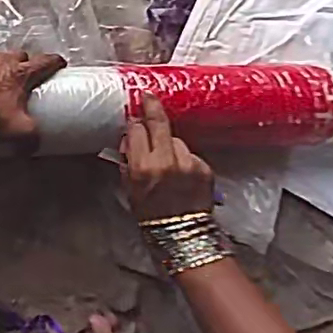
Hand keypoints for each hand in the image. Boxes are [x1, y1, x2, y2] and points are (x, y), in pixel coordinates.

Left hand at [0, 50, 66, 142]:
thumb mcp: (19, 132)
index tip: (58, 63)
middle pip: (20, 56)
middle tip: (21, 77)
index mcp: (22, 74)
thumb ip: (32, 136)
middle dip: (23, 63)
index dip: (54, 62)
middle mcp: (3, 60)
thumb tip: (34, 146)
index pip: (45, 62)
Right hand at [120, 94, 214, 220]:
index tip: (133, 118)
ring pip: (176, 140)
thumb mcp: (129, 189)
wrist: (182, 235)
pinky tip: (181, 175)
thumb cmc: (150, 215)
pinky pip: (190, 154)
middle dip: (152, 106)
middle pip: (159, 123)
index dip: (134, 124)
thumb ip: (128, 161)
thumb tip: (130, 138)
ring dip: (169, 145)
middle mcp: (167, 162)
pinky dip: (184, 159)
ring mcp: (188, 163)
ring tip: (167, 164)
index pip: (136, 131)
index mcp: (143, 168)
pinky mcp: (204, 168)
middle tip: (148, 96)